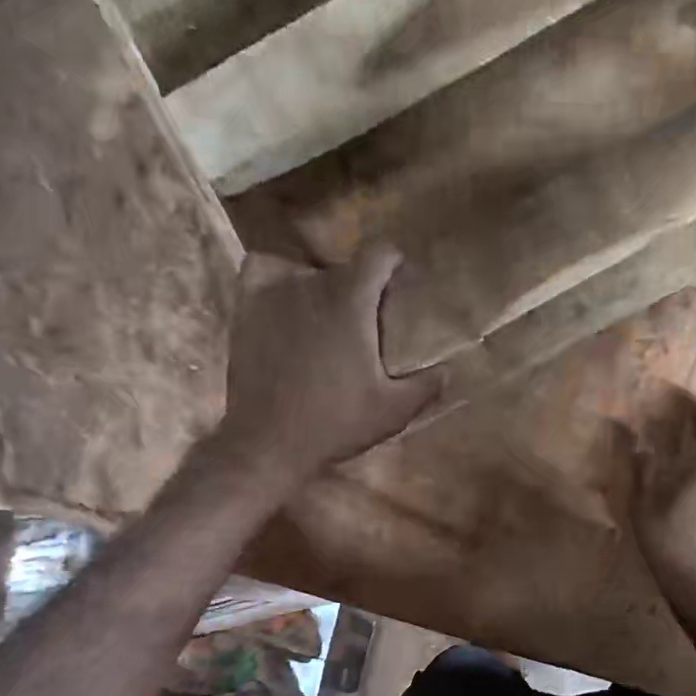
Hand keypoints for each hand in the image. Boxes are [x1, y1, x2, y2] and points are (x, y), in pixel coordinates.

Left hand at [211, 245, 443, 475]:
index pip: (379, 253)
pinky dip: (278, 275)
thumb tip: (448, 370)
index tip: (406, 284)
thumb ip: (427, 386)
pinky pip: (262, 270)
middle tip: (376, 319)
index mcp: (351, 302)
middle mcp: (312, 286)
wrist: (269, 443)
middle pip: (347, 266)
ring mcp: (274, 294)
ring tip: (334, 314)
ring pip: (308, 269)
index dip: (397, 263)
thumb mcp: (394, 411)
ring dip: (326, 284)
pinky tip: (289, 297)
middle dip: (367, 285)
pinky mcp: (246, 308)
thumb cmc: (336, 423)